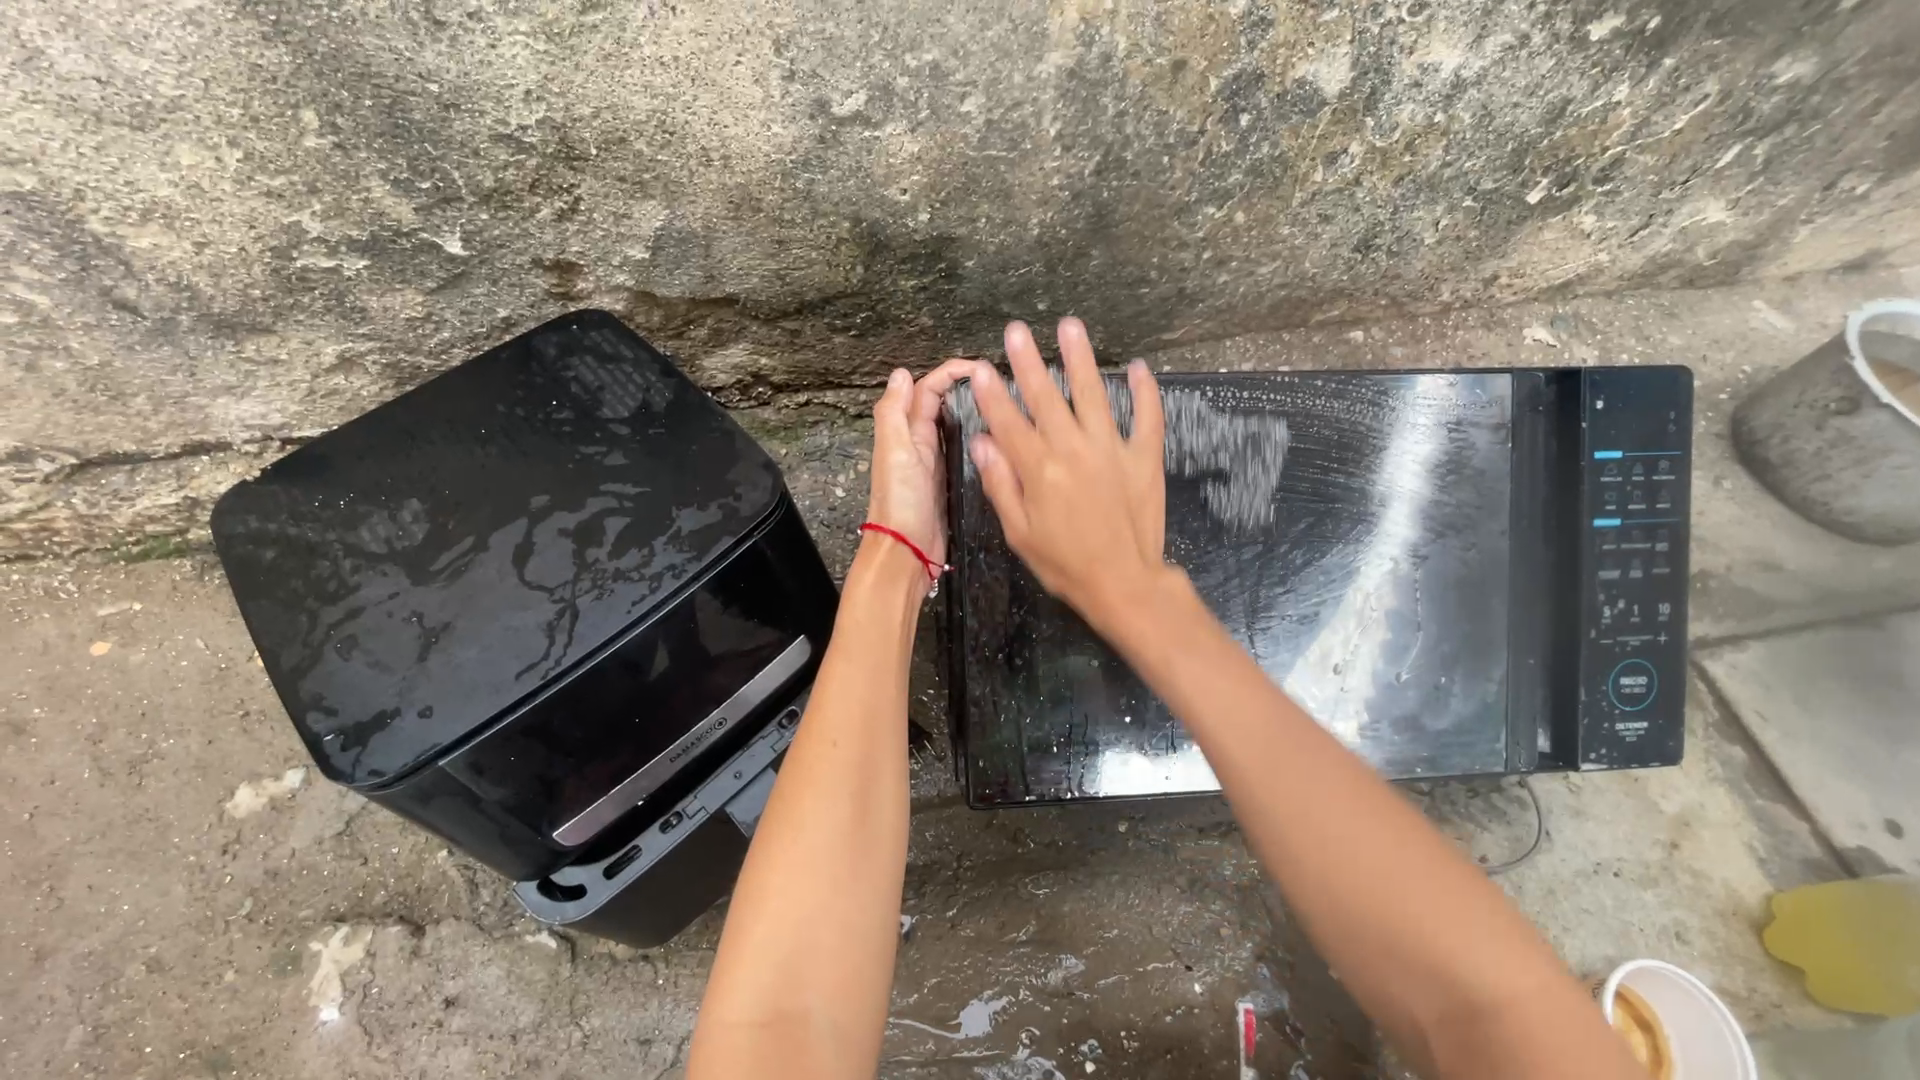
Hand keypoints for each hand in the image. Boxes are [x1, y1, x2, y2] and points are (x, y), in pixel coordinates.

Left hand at [864, 358, 983, 574]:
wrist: (906, 550)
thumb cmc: (900, 501)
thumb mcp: (893, 450)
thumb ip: (893, 412)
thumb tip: (900, 374)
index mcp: (905, 432)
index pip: (927, 389)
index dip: (949, 372)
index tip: (980, 366)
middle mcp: (919, 444)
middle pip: (940, 404)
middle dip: (964, 387)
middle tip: (997, 381)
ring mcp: (935, 464)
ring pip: (953, 427)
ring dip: (971, 411)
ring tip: (1002, 404)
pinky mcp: (949, 484)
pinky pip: (963, 453)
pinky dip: (977, 440)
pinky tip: (997, 441)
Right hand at [967, 318, 1167, 629]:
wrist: (1124, 583)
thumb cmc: (1064, 564)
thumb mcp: (1020, 532)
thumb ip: (1001, 485)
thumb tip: (983, 442)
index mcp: (1038, 470)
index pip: (1009, 422)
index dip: (992, 393)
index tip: (980, 367)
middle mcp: (1073, 450)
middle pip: (1046, 397)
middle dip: (1028, 362)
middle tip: (1016, 331)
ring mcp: (1112, 450)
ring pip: (1094, 394)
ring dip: (1080, 359)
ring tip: (1070, 326)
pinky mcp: (1144, 458)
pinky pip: (1147, 417)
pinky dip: (1145, 391)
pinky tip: (1139, 368)